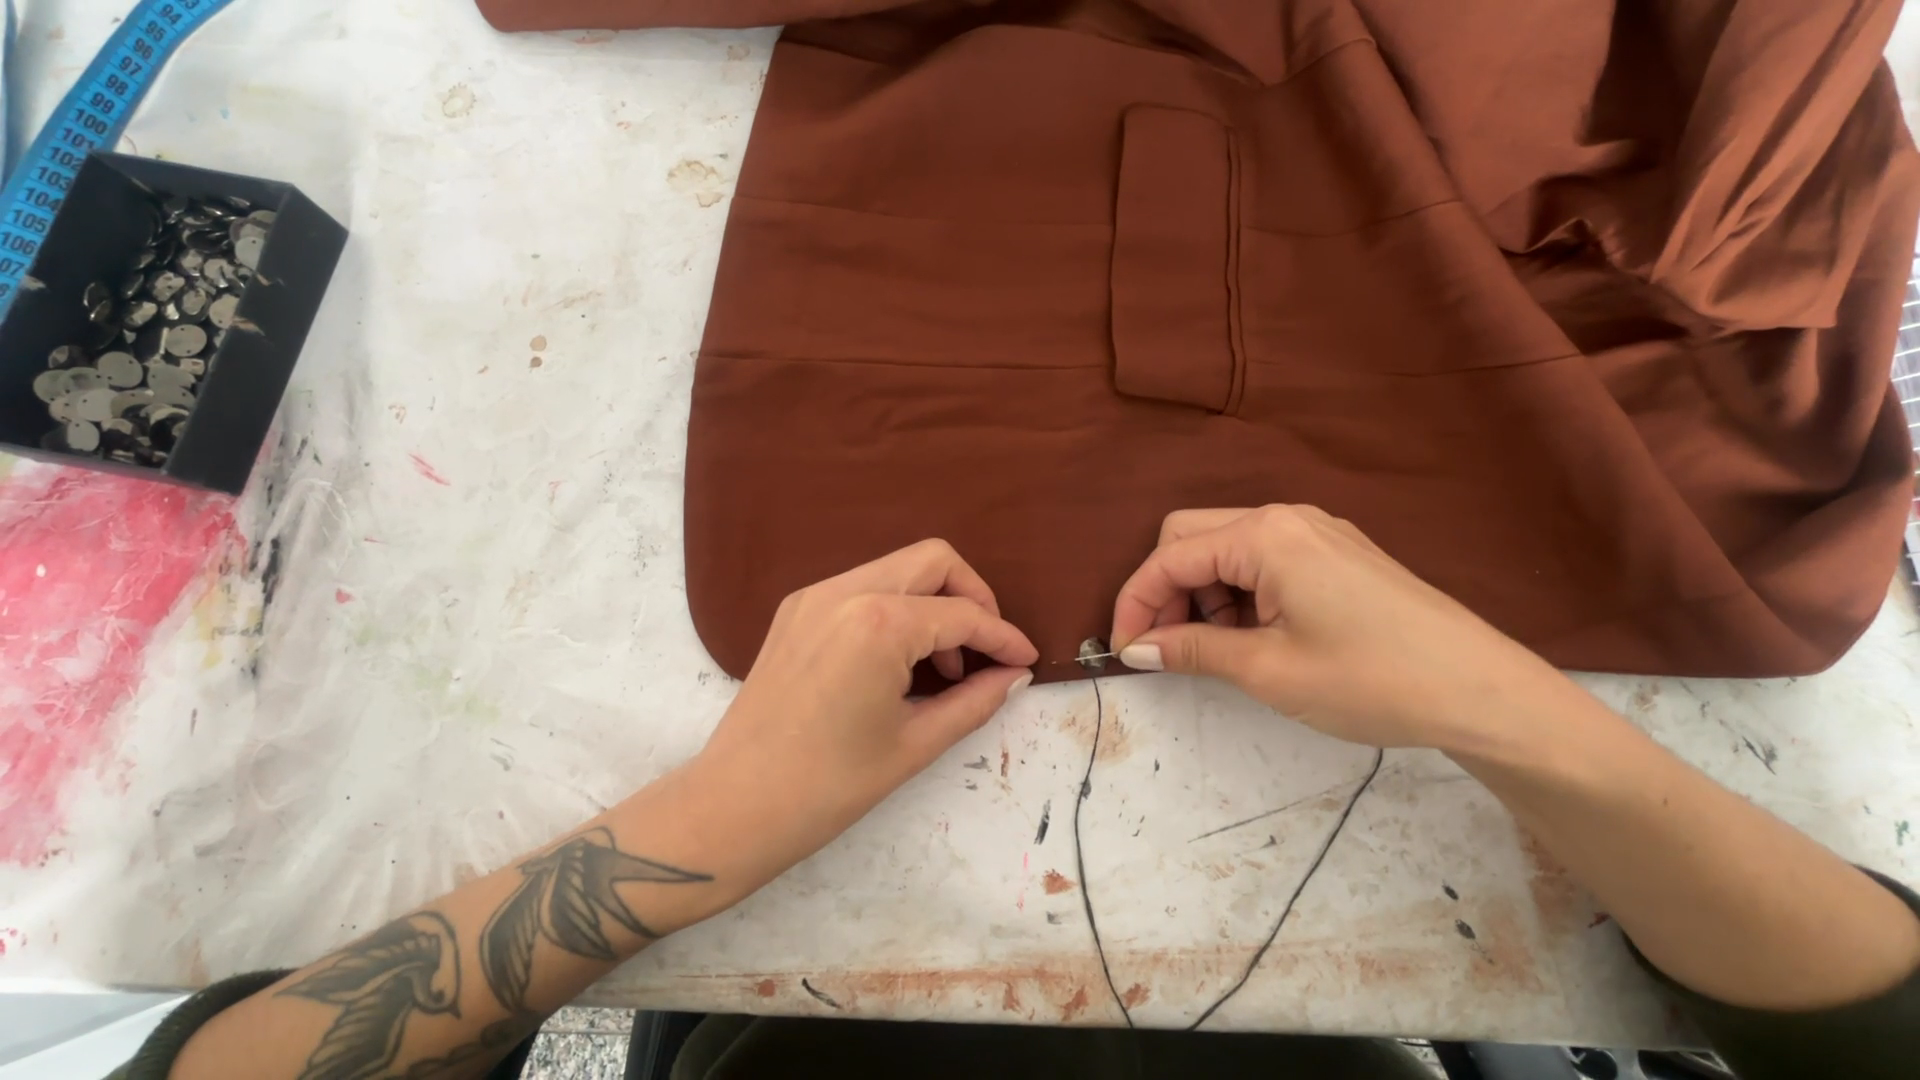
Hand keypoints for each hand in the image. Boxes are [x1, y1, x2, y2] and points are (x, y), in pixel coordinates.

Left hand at [693, 540, 1037, 881]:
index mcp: (879, 622)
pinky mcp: (795, 610)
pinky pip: (863, 587)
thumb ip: (976, 700)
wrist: (735, 805)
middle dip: (973, 597)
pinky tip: (899, 659)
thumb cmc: (830, 785)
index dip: (1003, 637)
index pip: (963, 614)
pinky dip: (896, 608)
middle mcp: (845, 590)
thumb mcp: (916, 744)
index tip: (1025, 660)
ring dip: (933, 601)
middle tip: (986, 649)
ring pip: (896, 567)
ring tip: (942, 666)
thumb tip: (1015, 675)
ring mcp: (814, 595)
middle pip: (933, 560)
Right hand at [1109, 506, 1569, 749]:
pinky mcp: (1336, 553)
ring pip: (1225, 548)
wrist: (1482, 691)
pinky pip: (1262, 559)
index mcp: (1265, 535)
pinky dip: (1238, 593)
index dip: (1134, 604)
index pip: (1169, 557)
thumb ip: (1191, 650)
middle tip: (1167, 648)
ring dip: (1202, 595)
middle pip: (1190, 537)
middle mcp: (1286, 517)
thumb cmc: (1370, 679)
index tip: (1123, 652)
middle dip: (1166, 591)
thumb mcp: (1268, 671)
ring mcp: (1315, 532)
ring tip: (1215, 650)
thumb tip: (1135, 649)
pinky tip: (1253, 636)